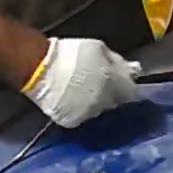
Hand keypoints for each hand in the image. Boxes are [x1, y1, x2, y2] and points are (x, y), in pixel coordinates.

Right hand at [24, 38, 142, 127]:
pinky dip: (80, 111)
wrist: (41, 70)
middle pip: (114, 104)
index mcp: (113, 84)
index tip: (125, 85)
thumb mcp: (99, 49)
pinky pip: (82, 118)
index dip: (129, 88)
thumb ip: (117, 63)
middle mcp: (103, 104)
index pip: (131, 93)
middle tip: (101, 85)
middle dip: (111, 95)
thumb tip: (130, 71)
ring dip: (95, 104)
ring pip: (97, 112)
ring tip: (83, 93)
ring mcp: (87, 115)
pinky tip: (72, 101)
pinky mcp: (72, 122)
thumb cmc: (71, 55)